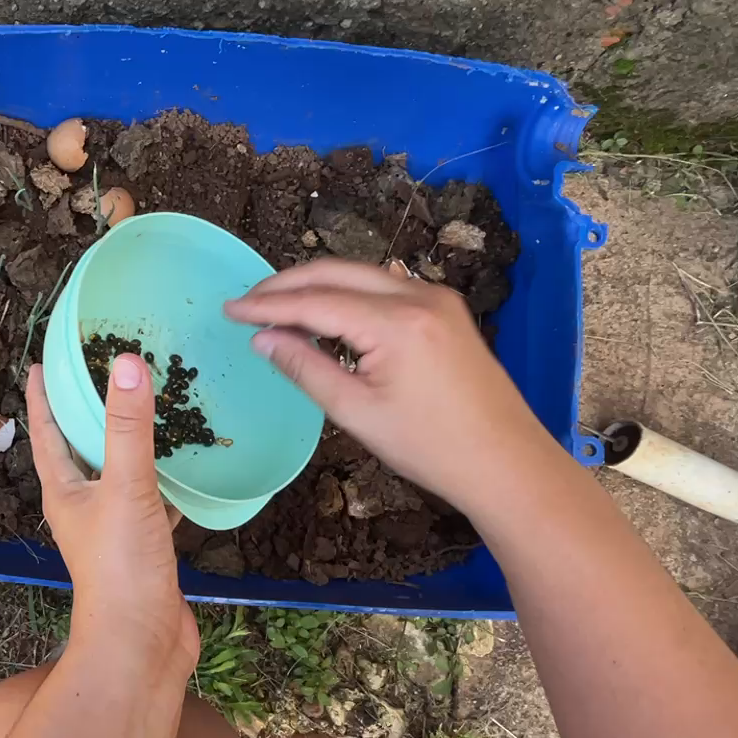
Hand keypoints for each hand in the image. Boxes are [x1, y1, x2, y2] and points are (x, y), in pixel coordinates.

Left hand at [26, 358, 197, 678]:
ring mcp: (112, 526)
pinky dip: (164, 478)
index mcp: (63, 489)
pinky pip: (151, 498)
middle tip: (104, 372)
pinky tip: (186, 463)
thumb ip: (127, 428)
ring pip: (117, 472)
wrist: (142, 644)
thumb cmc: (121, 567)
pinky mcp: (143, 544)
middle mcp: (82, 504)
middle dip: (88, 411)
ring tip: (148, 407)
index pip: (45, 431)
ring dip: (127, 442)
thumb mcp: (124, 488)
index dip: (43, 396)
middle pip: (80, 447)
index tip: (42, 364)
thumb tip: (125, 363)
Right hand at [223, 258, 566, 513]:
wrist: (508, 464)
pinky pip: (381, 289)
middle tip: (246, 303)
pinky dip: (343, 295)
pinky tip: (322, 314)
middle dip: (285, 284)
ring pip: (359, 276)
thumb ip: (305, 367)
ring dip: (314, 286)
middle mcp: (419, 296)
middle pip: (336, 273)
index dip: (266, 305)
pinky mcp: (444, 310)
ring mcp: (436, 299)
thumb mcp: (355, 411)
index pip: (315, 301)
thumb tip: (262, 339)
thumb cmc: (429, 446)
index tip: (229, 310)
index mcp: (397, 323)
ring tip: (274, 308)